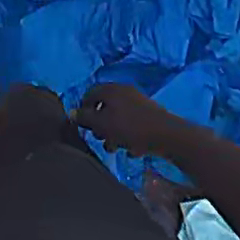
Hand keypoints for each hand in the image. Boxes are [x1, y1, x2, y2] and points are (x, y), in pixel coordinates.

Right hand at [75, 84, 190, 157]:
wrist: (168, 135)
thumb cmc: (130, 128)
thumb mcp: (101, 124)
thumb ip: (84, 118)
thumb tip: (71, 113)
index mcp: (110, 89)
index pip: (89, 94)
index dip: (83, 110)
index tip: (83, 128)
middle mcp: (124, 91)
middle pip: (104, 106)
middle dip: (100, 125)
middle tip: (100, 140)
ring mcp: (138, 102)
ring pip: (119, 117)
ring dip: (114, 133)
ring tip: (115, 148)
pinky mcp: (150, 114)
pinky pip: (133, 123)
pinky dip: (129, 135)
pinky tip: (132, 149)